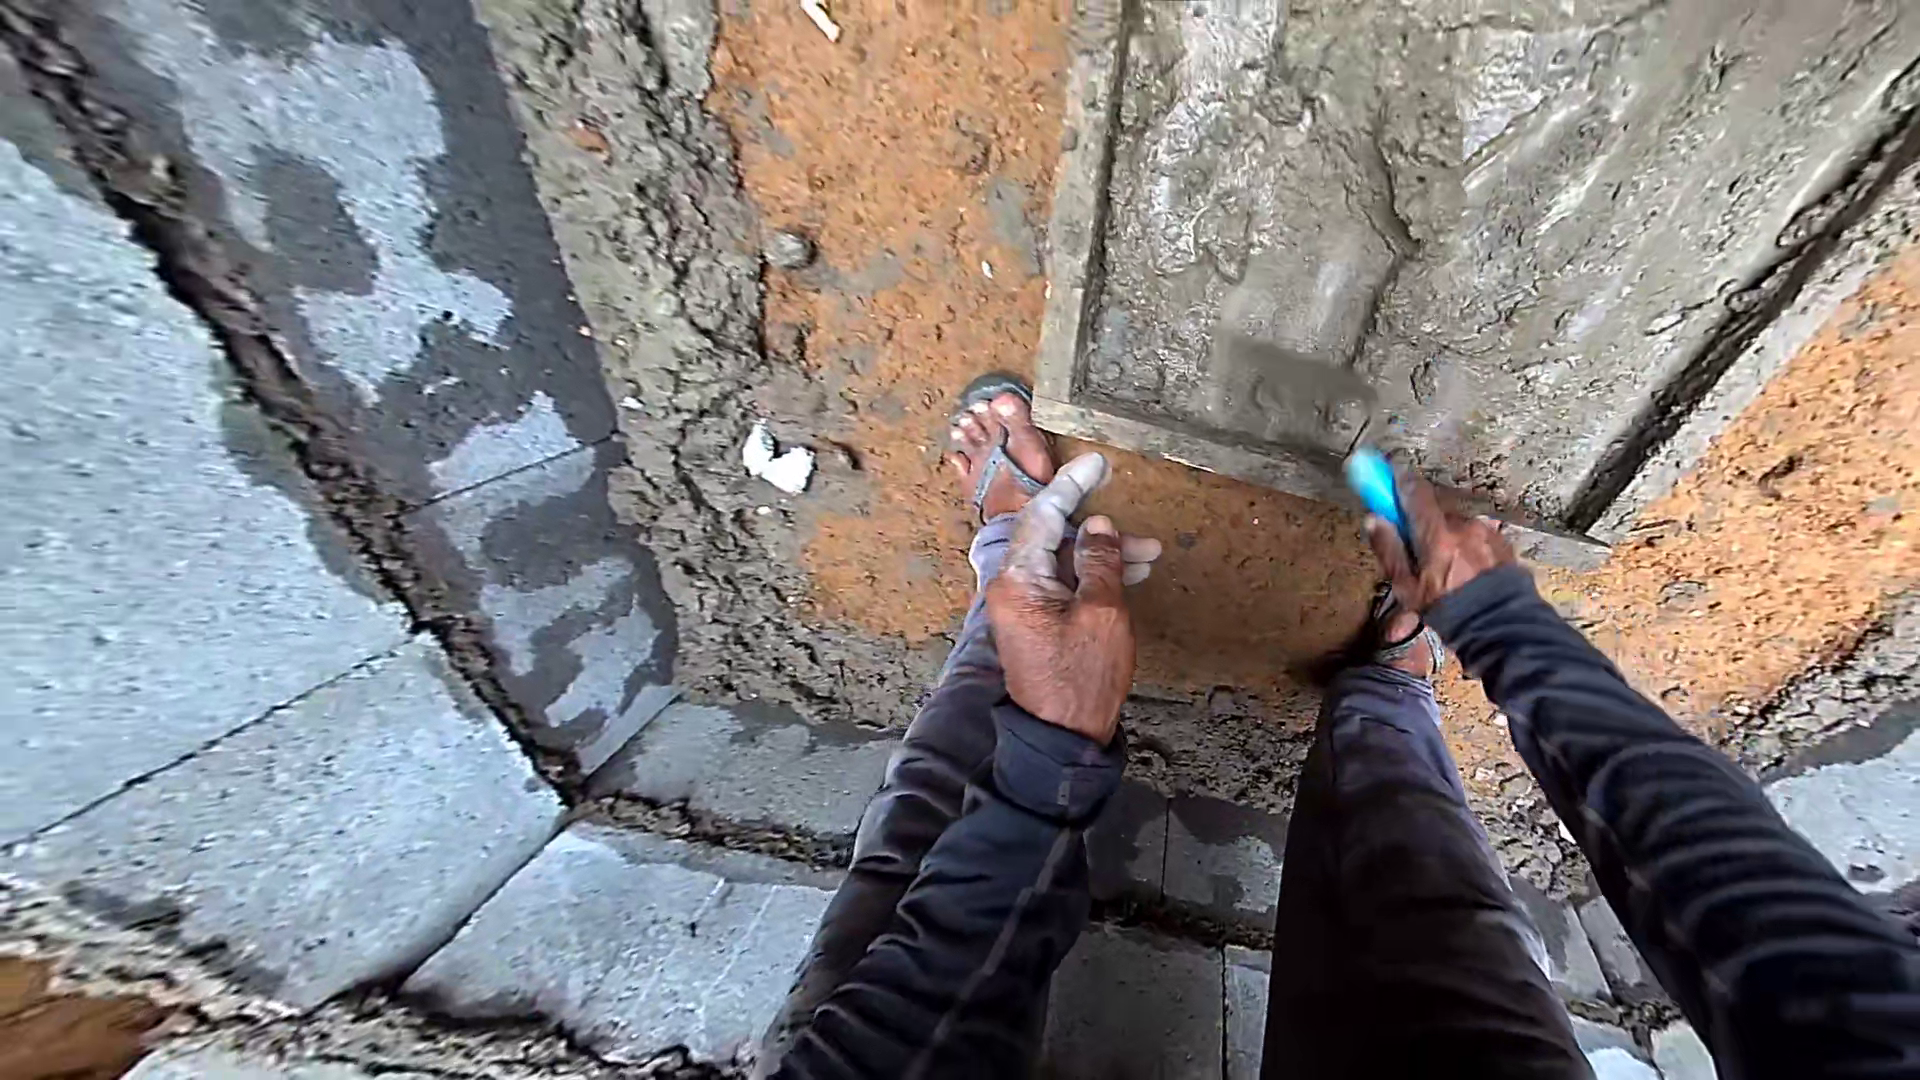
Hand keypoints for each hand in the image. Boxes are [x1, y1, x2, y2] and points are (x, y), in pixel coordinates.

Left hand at [985, 453, 1161, 744]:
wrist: (1061, 737)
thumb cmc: (1082, 678)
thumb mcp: (1102, 613)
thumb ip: (1100, 561)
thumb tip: (1097, 524)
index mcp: (1018, 578)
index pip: (1042, 515)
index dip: (1072, 485)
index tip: (1098, 463)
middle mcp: (1012, 585)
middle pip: (1052, 535)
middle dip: (1097, 527)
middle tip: (1135, 522)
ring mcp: (1023, 603)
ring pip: (1064, 559)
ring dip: (1103, 553)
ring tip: (1150, 554)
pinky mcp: (1036, 618)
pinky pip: (1063, 583)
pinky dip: (1093, 575)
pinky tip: (1129, 573)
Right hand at [1366, 471, 1515, 611]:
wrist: (1502, 625)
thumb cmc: (1446, 607)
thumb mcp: (1405, 584)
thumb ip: (1388, 548)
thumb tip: (1373, 518)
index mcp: (1436, 536)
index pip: (1416, 495)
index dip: (1399, 479)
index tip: (1387, 468)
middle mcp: (1463, 526)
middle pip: (1433, 511)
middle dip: (1419, 521)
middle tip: (1411, 544)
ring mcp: (1486, 532)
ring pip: (1453, 524)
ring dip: (1441, 535)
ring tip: (1439, 564)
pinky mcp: (1501, 541)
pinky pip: (1472, 534)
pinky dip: (1461, 542)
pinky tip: (1459, 566)